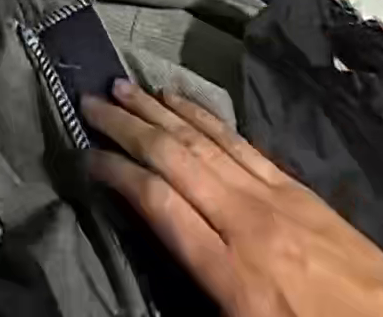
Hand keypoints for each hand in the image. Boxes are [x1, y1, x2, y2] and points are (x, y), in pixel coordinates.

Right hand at [83, 81, 382, 316]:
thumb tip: (164, 260)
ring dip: (158, 111)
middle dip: (128, 126)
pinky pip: (236, 140)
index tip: (88, 156)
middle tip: (92, 101)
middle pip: (174, 158)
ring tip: (125, 89)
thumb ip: (201, 294)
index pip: (159, 203)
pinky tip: (181, 102)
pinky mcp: (294, 186)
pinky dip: (202, 116)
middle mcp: (246, 221)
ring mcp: (272, 196)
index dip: (118, 173)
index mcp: (233, 274)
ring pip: (201, 139)